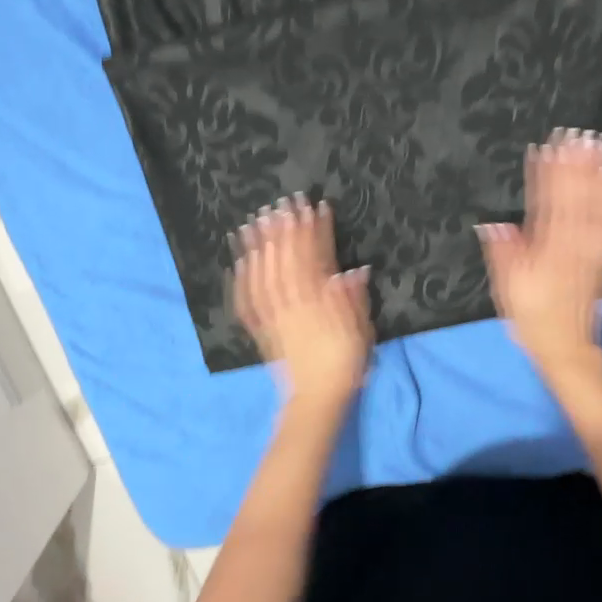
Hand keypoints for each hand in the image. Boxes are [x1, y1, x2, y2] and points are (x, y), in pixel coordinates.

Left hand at [233, 194, 372, 406]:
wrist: (315, 399)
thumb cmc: (344, 365)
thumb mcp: (360, 332)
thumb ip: (354, 301)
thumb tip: (354, 271)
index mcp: (320, 302)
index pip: (317, 258)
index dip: (316, 231)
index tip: (315, 207)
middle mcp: (294, 304)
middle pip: (287, 260)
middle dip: (286, 229)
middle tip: (283, 202)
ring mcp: (275, 315)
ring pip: (264, 274)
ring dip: (260, 246)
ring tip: (257, 220)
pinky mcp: (262, 327)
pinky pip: (248, 300)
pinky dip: (244, 278)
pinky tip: (241, 260)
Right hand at [476, 129, 601, 378]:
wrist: (566, 346)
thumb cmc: (531, 317)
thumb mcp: (508, 289)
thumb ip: (504, 256)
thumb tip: (495, 225)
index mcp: (546, 253)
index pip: (546, 207)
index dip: (547, 177)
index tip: (547, 148)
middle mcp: (574, 249)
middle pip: (577, 201)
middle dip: (578, 167)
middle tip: (579, 135)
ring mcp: (595, 254)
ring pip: (601, 209)